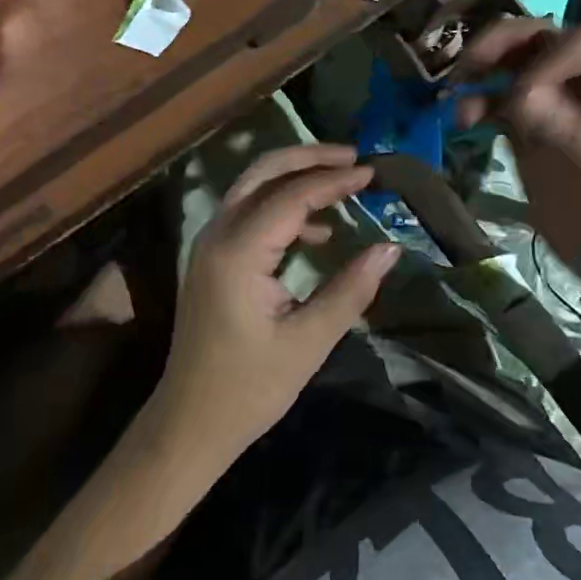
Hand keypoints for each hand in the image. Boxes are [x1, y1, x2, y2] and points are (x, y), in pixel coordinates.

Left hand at [151, 145, 401, 460]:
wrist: (191, 422)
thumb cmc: (249, 388)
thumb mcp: (309, 342)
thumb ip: (350, 290)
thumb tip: (389, 248)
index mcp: (238, 253)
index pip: (291, 196)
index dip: (334, 181)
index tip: (373, 174)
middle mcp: (217, 236)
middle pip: (262, 173)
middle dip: (308, 158)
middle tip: (354, 158)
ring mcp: (210, 245)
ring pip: (252, 188)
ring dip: (295, 177)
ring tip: (343, 182)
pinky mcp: (213, 259)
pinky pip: (249, 213)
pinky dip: (283, 207)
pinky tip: (319, 231)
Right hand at [458, 20, 580, 328]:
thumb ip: (571, 133)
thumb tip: (519, 92)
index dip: (553, 55)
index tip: (523, 92)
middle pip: (546, 42)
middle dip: (504, 44)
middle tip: (468, 63)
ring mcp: (558, 110)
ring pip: (516, 67)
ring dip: (483, 70)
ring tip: (456, 92)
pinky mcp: (531, 134)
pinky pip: (500, 104)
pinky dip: (478, 104)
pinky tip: (462, 119)